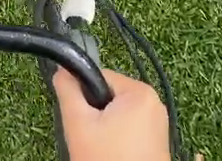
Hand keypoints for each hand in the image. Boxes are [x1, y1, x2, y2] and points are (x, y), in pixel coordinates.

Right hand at [54, 67, 169, 160]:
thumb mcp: (78, 122)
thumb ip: (67, 88)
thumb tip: (63, 68)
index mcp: (140, 92)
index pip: (99, 77)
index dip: (84, 96)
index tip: (83, 120)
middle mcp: (155, 104)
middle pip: (108, 95)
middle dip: (95, 114)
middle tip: (91, 138)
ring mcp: (158, 125)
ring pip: (116, 113)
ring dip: (104, 127)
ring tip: (102, 149)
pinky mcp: (157, 142)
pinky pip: (128, 128)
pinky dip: (116, 139)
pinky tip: (112, 155)